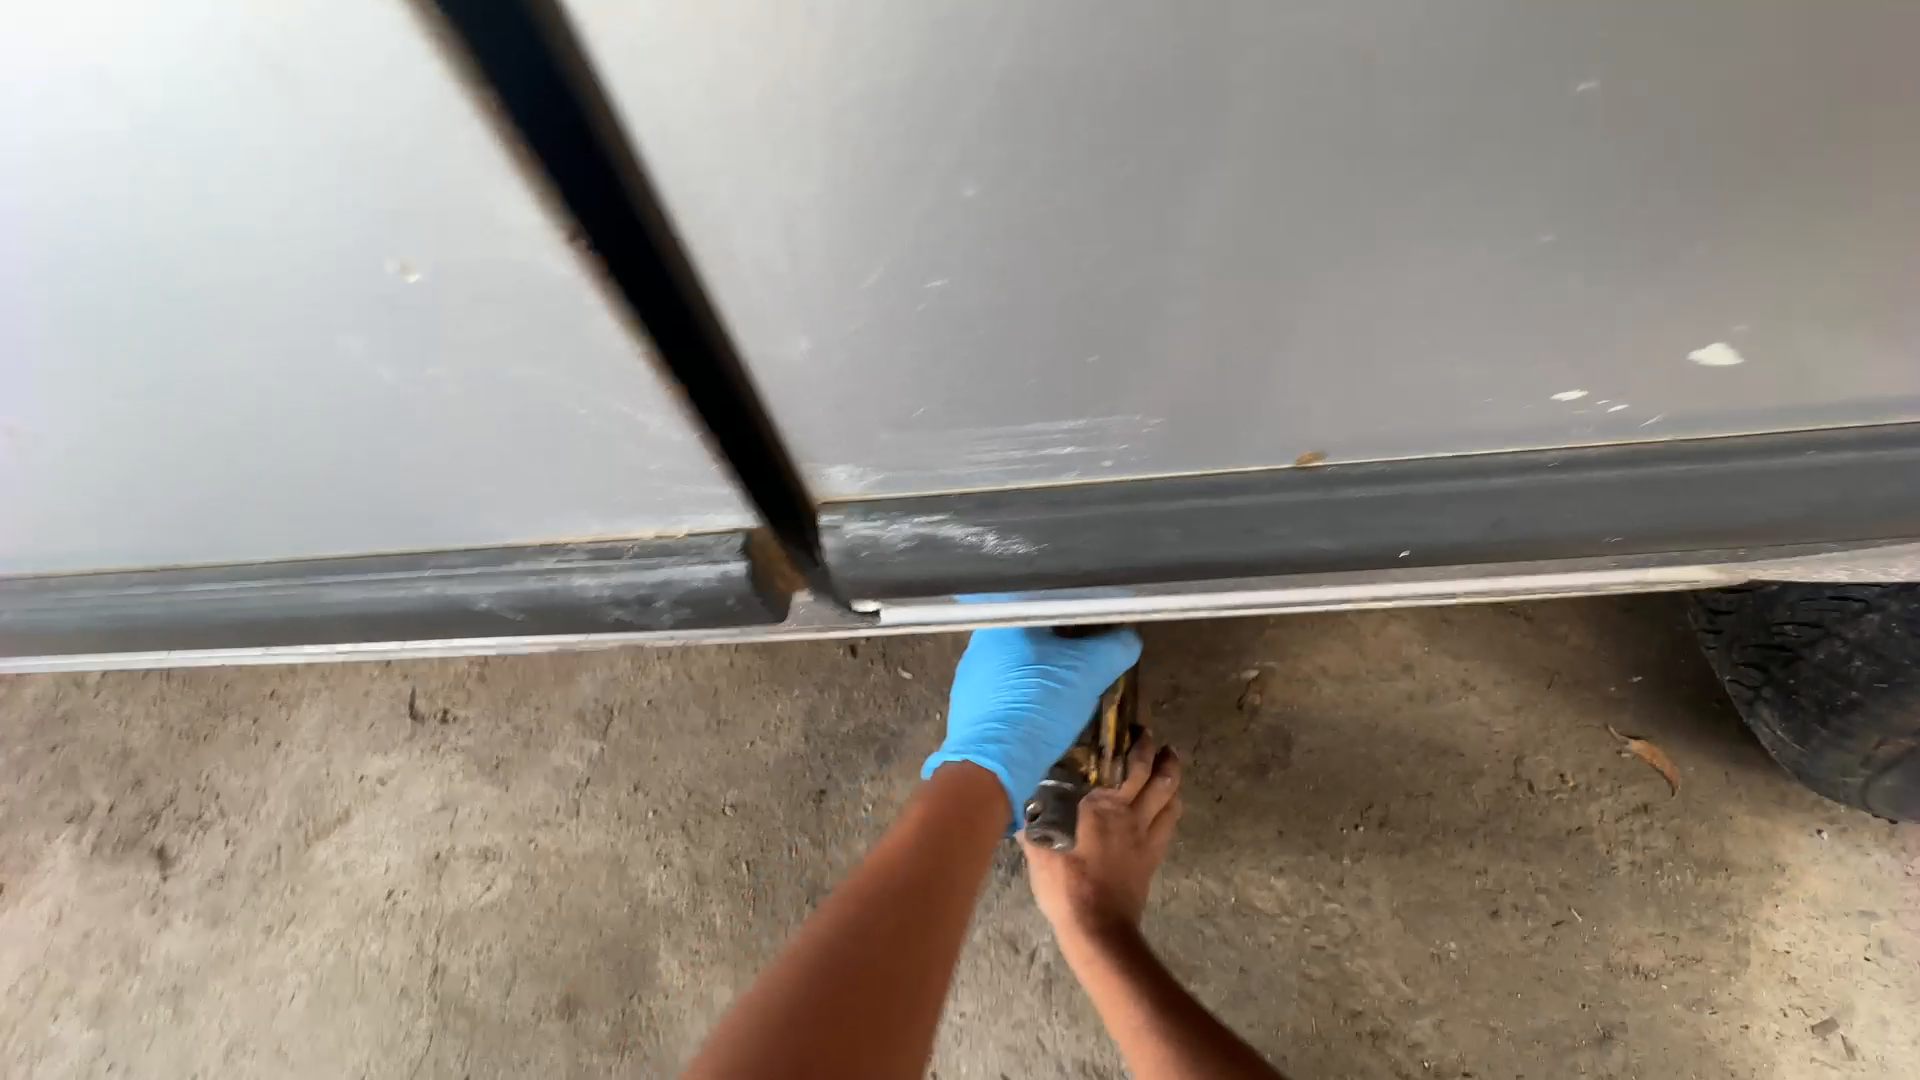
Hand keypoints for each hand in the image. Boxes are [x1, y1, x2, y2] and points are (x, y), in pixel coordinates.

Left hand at [923, 626, 1142, 828]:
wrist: (992, 763)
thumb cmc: (1040, 705)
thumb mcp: (1091, 671)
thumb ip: (1115, 647)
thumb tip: (1128, 639)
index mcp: (1006, 619)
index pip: (1050, 606)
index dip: (1078, 619)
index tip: (1096, 636)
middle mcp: (981, 639)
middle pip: (1033, 636)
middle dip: (1061, 650)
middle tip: (1085, 667)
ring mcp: (970, 673)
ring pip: (1018, 665)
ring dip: (1043, 676)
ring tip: (1065, 696)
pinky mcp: (966, 703)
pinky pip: (1004, 692)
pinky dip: (1025, 699)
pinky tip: (1039, 716)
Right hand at [1022, 733, 1182, 940]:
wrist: (1098, 929)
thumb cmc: (1066, 886)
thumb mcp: (1039, 851)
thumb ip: (1031, 824)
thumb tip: (1015, 803)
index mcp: (1102, 806)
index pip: (1127, 767)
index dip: (1136, 746)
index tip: (1134, 728)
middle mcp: (1130, 815)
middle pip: (1156, 777)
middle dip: (1160, 755)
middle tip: (1154, 738)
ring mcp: (1146, 837)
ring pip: (1170, 799)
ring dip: (1172, 777)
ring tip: (1169, 762)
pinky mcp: (1153, 858)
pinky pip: (1169, 825)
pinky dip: (1172, 807)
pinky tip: (1168, 803)